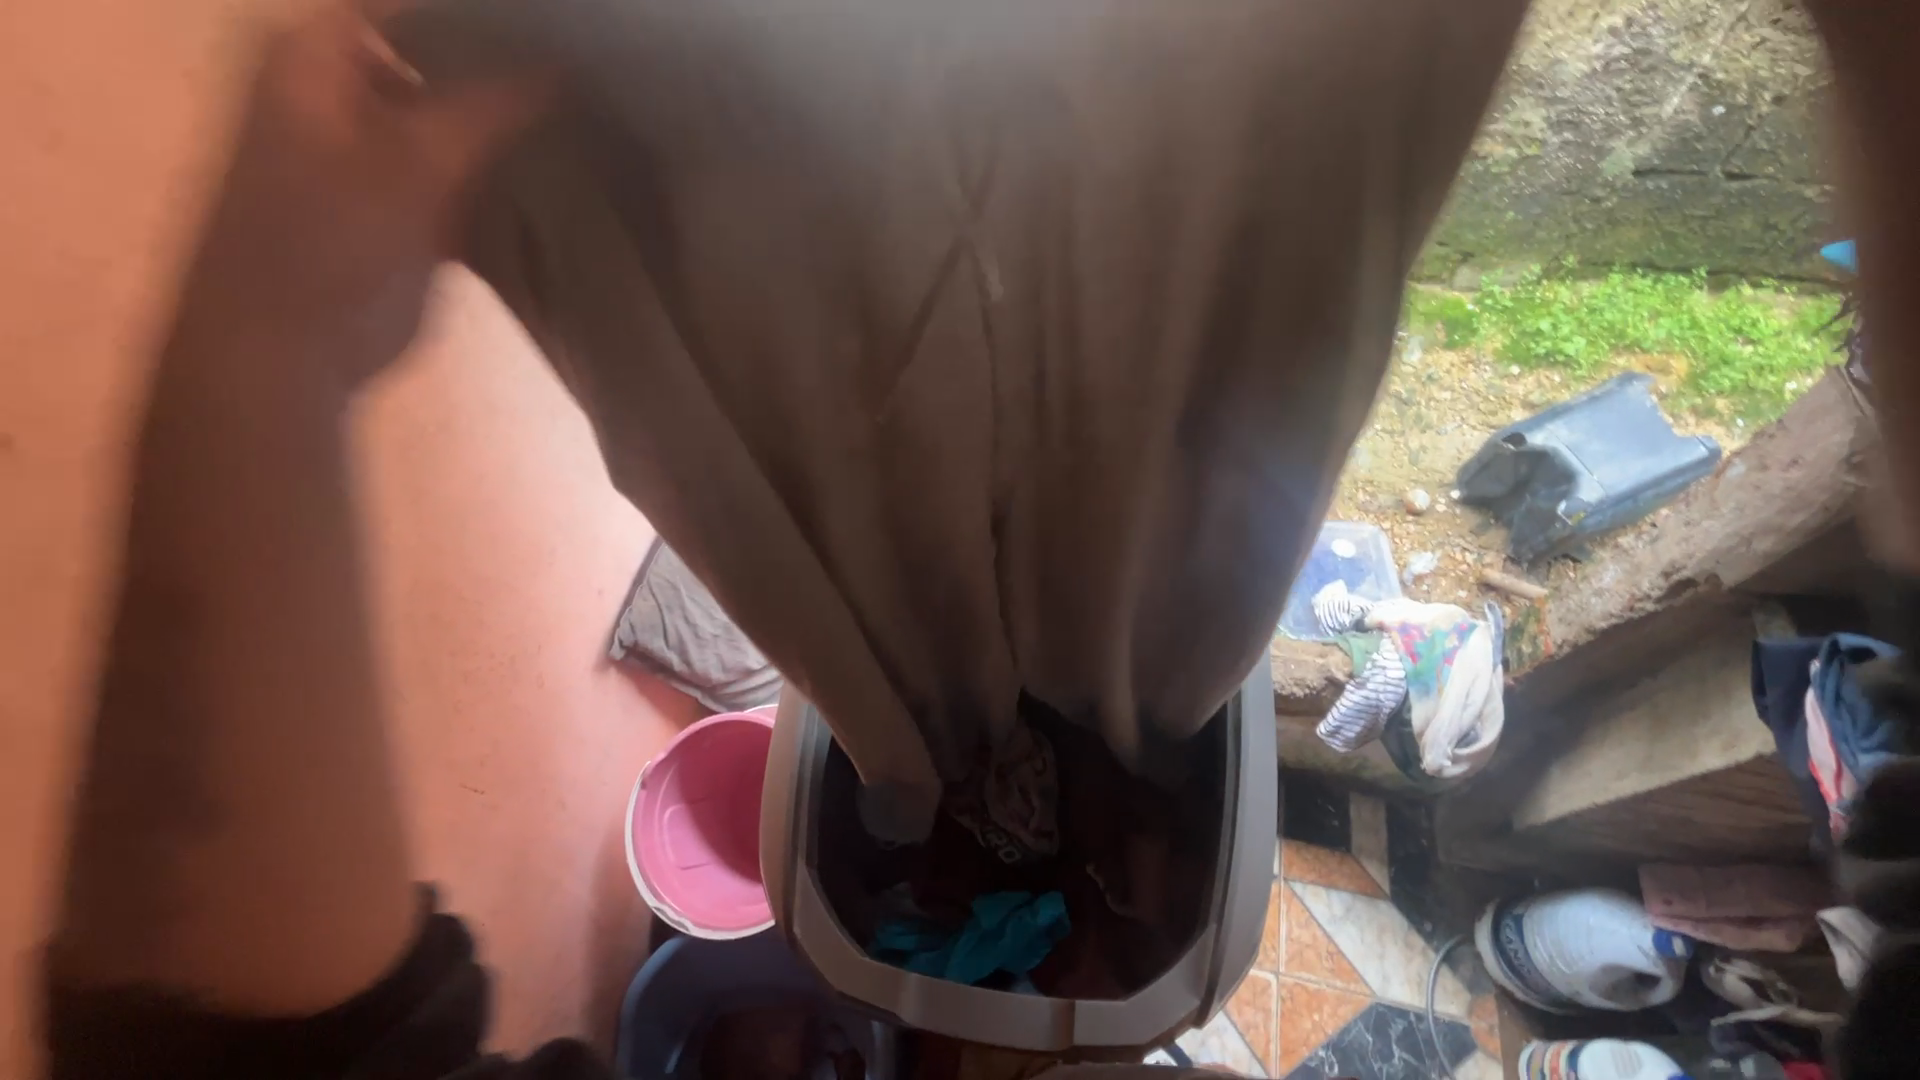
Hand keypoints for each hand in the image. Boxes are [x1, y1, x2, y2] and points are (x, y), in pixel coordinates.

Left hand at [169, 2, 546, 389]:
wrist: (288, 346)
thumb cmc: (332, 243)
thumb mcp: (414, 162)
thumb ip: (488, 108)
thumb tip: (560, 67)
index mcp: (316, 55)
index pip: (411, 9)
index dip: (482, 21)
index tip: (553, 33)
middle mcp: (342, 92)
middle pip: (436, 62)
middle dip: (505, 73)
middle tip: (581, 79)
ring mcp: (374, 155)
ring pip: (455, 123)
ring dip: (509, 131)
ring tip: (581, 124)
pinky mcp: (402, 208)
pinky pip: (461, 177)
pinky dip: (500, 180)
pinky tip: (555, 183)